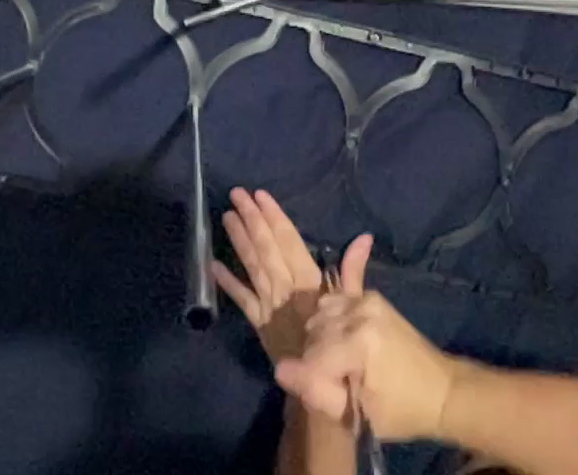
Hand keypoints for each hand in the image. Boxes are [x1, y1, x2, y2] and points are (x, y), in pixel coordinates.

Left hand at [210, 187, 373, 364]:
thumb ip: (353, 270)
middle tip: (236, 194)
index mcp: (308, 281)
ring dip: (239, 241)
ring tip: (227, 216)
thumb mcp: (350, 303)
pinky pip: (241, 300)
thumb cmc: (339, 340)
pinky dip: (228, 282)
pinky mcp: (258, 323)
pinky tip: (213, 265)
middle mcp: (285, 289)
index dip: (274, 217)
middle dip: (252, 220)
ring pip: (252, 267)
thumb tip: (364, 238)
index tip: (261, 195)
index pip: (289, 242)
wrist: (322, 383)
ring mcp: (269, 306)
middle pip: (266, 249)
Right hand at [276, 290, 466, 442]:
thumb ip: (316, 392)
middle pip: (313, 333)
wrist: (440, 389)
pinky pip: (337, 296)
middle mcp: (361, 311)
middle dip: (316, 359)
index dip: (313, 381)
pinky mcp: (372, 297)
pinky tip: (346, 309)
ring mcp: (367, 300)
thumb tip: (280, 368)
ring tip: (340, 363)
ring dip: (321, 338)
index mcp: (359, 341)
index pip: (311, 358)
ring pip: (320, 314)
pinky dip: (333, 309)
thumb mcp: (358, 415)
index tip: (330, 395)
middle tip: (337, 382)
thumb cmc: (401, 409)